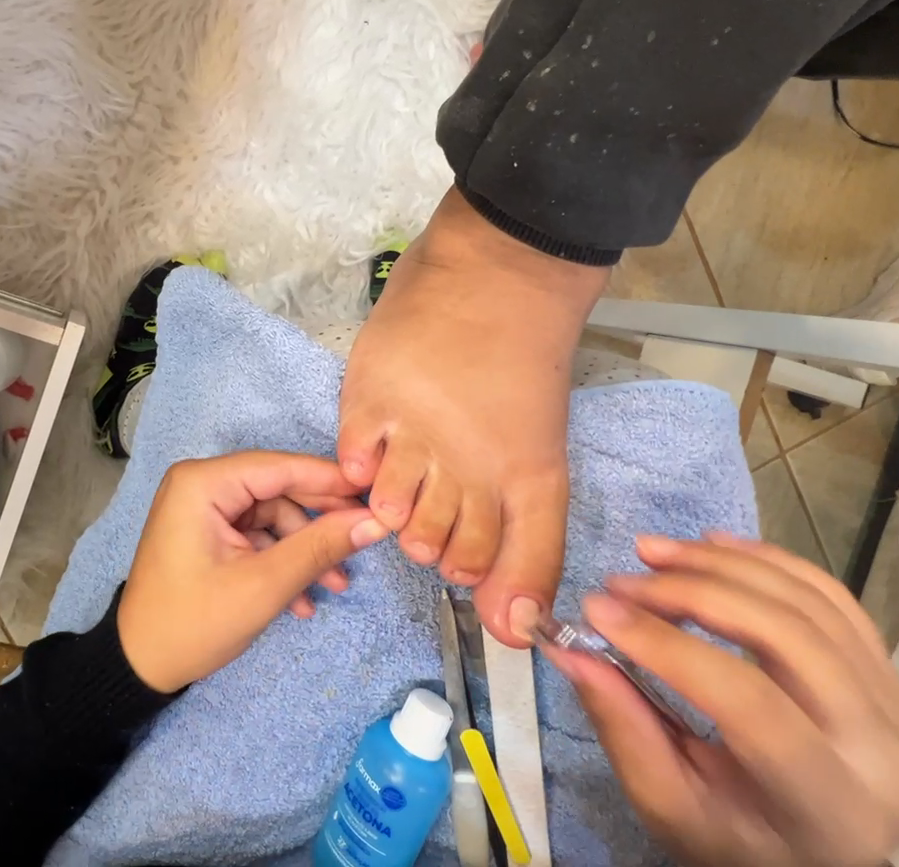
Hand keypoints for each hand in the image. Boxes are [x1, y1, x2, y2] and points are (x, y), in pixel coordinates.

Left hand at [116, 451, 387, 693]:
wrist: (139, 666)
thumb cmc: (193, 622)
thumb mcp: (263, 586)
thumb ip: (319, 548)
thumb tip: (373, 521)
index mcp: (203, 483)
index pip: (279, 467)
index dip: (330, 480)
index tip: (376, 492)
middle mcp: (201, 484)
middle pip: (277, 489)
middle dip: (319, 520)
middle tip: (366, 539)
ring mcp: (203, 509)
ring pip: (271, 515)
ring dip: (303, 549)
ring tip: (336, 585)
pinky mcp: (207, 533)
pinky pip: (255, 535)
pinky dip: (280, 560)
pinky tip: (303, 599)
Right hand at [340, 189, 607, 643]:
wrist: (498, 273)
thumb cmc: (525, 357)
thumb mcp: (543, 447)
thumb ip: (529, 537)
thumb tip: (511, 625)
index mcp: (530, 476)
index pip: (511, 568)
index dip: (487, 583)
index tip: (469, 567)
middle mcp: (473, 464)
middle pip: (443, 548)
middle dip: (437, 546)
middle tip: (433, 512)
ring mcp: (416, 429)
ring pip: (396, 515)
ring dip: (398, 511)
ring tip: (404, 482)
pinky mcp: (370, 396)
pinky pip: (355, 462)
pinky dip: (363, 468)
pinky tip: (376, 448)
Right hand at [550, 534, 898, 866]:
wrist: (828, 856)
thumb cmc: (737, 841)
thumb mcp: (669, 805)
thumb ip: (622, 724)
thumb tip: (567, 649)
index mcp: (830, 804)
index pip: (746, 702)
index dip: (666, 645)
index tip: (595, 608)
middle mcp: (885, 752)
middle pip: (787, 636)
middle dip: (691, 591)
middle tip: (621, 579)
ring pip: (809, 603)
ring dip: (722, 563)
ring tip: (651, 551)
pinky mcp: (891, 678)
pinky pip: (832, 596)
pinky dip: (767, 559)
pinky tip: (712, 544)